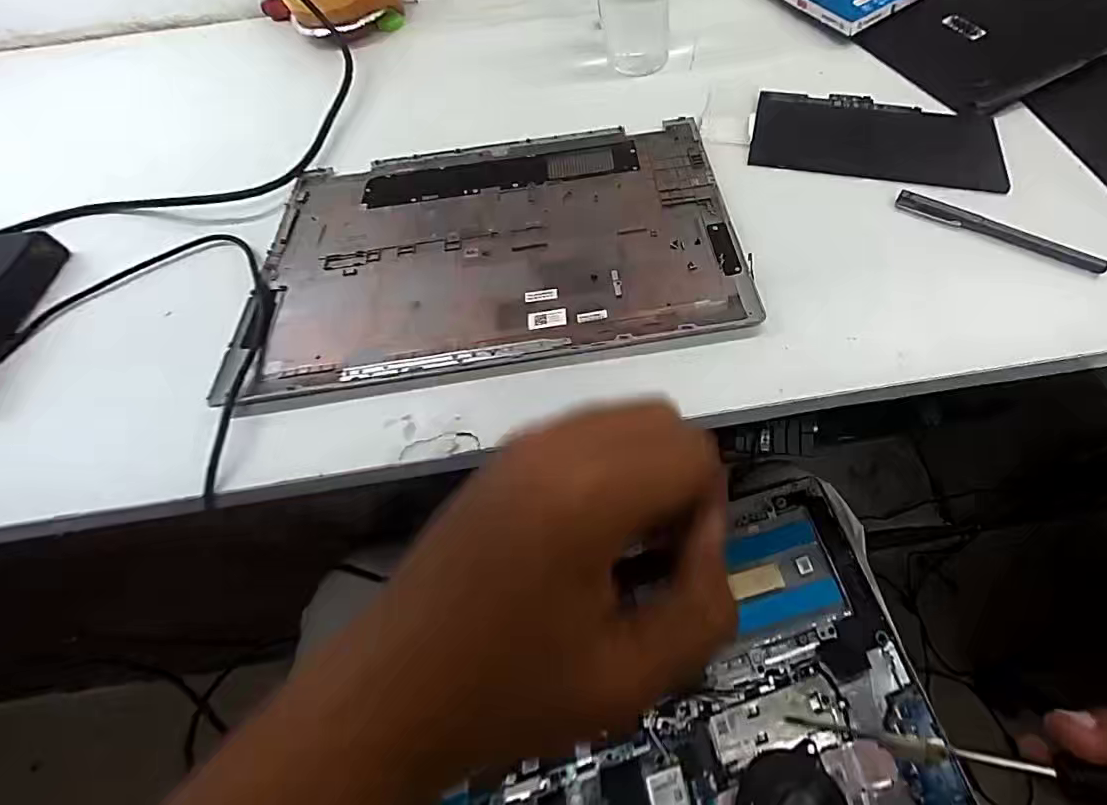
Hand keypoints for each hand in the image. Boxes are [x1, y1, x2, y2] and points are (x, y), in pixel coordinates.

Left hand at [180, 401, 735, 804]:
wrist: (398, 685)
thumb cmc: (510, 688)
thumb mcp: (630, 677)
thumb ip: (702, 607)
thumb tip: (705, 540)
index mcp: (585, 492)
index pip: (694, 451)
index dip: (708, 512)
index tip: (679, 568)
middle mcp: (553, 445)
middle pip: (663, 420)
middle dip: (681, 481)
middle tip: (656, 553)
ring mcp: (522, 441)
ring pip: (624, 417)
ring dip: (644, 468)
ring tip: (619, 543)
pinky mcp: (504, 453)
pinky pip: (584, 430)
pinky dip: (607, 463)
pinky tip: (581, 529)